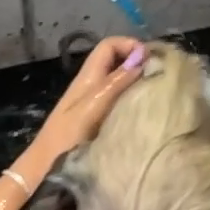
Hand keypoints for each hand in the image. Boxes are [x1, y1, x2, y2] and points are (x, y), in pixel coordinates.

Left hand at [18, 37, 145, 176]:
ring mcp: (95, 100)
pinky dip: (134, 96)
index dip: (130, 44)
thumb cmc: (68, 135)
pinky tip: (146, 108)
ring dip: (138, 79)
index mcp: (88, 76)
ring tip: (159, 89)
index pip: (109, 45)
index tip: (152, 59)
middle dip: (138, 61)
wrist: (48, 165)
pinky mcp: (99, 117)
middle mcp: (92, 83)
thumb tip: (141, 57)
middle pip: (116, 60)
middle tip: (162, 74)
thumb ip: (115, 82)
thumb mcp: (93, 106)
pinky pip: (120, 98)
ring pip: (119, 79)